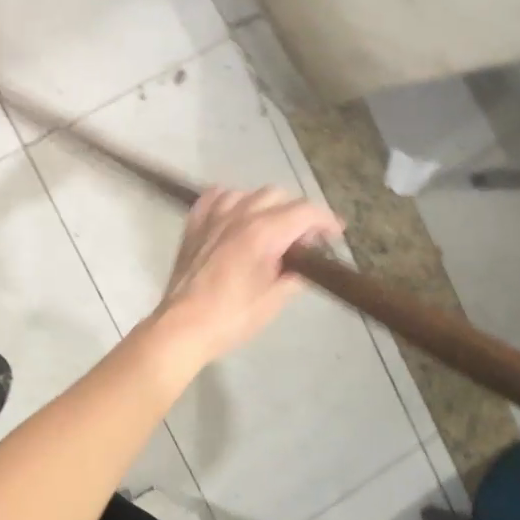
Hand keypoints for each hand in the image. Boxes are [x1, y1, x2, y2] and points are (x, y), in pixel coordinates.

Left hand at [151, 187, 343, 363]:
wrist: (184, 325)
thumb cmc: (232, 317)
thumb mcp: (274, 299)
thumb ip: (295, 274)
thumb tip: (303, 264)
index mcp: (263, 233)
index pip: (304, 211)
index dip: (325, 220)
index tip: (335, 234)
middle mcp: (238, 216)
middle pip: (276, 195)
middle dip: (296, 213)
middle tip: (302, 240)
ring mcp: (212, 218)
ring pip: (245, 193)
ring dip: (263, 206)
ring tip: (269, 229)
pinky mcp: (193, 227)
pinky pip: (213, 198)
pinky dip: (229, 202)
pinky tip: (235, 217)